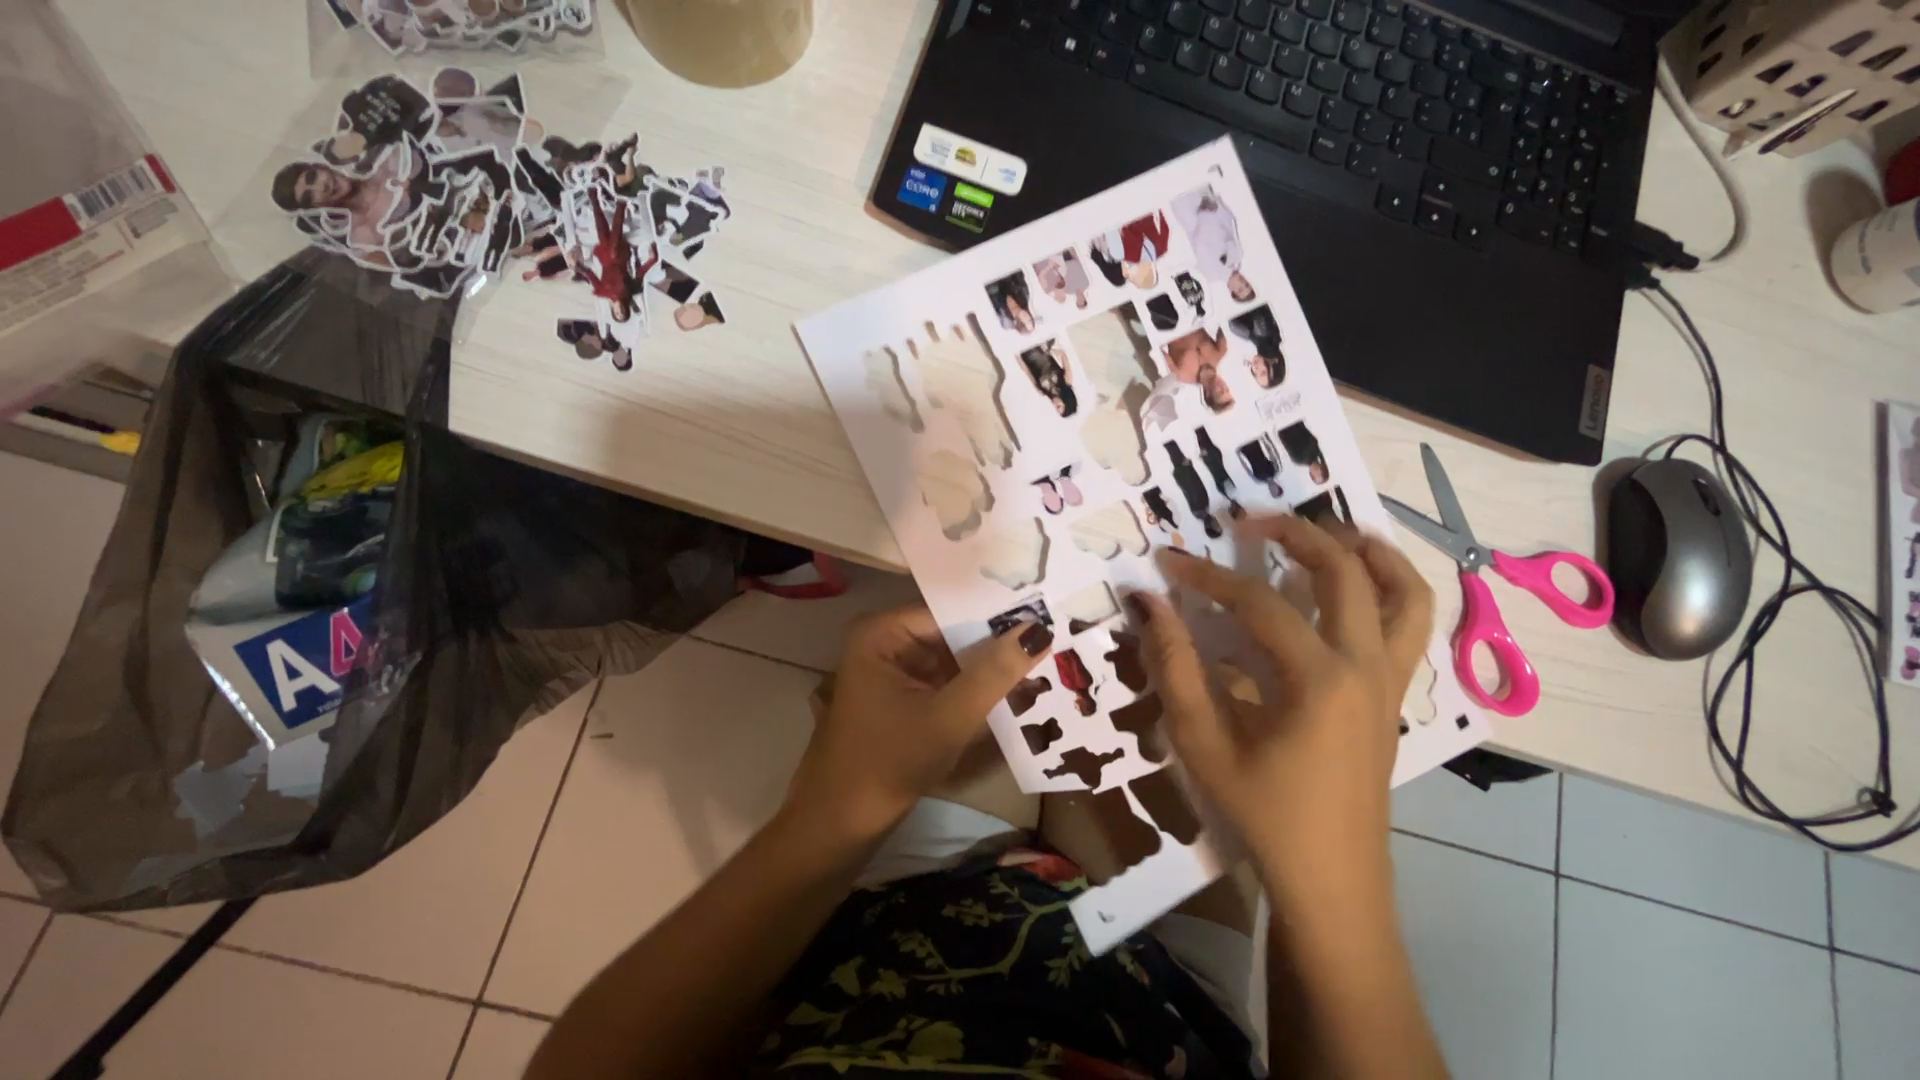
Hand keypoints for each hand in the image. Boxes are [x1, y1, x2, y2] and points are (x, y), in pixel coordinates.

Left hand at [785, 605, 1050, 838]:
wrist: (839, 823)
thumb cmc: (888, 763)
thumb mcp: (949, 717)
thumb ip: (994, 673)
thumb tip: (1039, 631)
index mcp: (882, 634)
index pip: (951, 611)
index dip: (997, 616)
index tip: (1047, 617)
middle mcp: (884, 643)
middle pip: (952, 634)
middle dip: (997, 644)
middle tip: (1055, 641)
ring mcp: (891, 673)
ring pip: (951, 661)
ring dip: (989, 669)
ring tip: (1045, 665)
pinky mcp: (900, 700)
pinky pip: (944, 683)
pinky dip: (973, 691)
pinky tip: (1016, 693)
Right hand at [1134, 515, 1432, 898]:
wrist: (1331, 877)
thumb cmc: (1263, 813)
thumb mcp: (1203, 744)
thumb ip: (1174, 667)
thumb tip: (1147, 601)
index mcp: (1318, 680)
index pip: (1258, 602)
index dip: (1208, 575)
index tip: (1168, 560)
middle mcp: (1366, 667)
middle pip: (1345, 572)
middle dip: (1298, 534)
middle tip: (1251, 521)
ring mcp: (1391, 680)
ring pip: (1404, 592)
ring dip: (1369, 550)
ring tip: (1330, 529)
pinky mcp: (1396, 695)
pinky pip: (1412, 625)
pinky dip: (1391, 588)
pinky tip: (1356, 585)